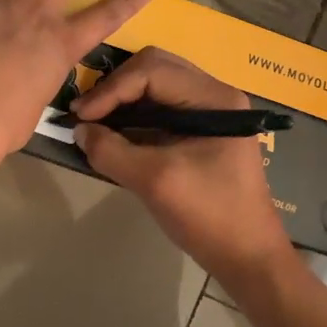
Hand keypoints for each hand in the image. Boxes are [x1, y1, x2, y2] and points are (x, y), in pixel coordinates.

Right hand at [72, 48, 292, 276]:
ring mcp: (208, 111)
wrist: (248, 258)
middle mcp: (213, 94)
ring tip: (94, 124)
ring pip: (154, 86)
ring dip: (122, 102)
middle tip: (86, 115)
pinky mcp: (199, 130)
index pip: (151, 71)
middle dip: (115, 89)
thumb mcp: (154, 182)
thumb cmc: (209, 216)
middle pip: (153, 69)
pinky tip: (113, 135)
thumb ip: (111, 151)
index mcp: (214, 98)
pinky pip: (159, 108)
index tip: (80, 116)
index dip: (111, 90)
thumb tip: (78, 130)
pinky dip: (132, 116)